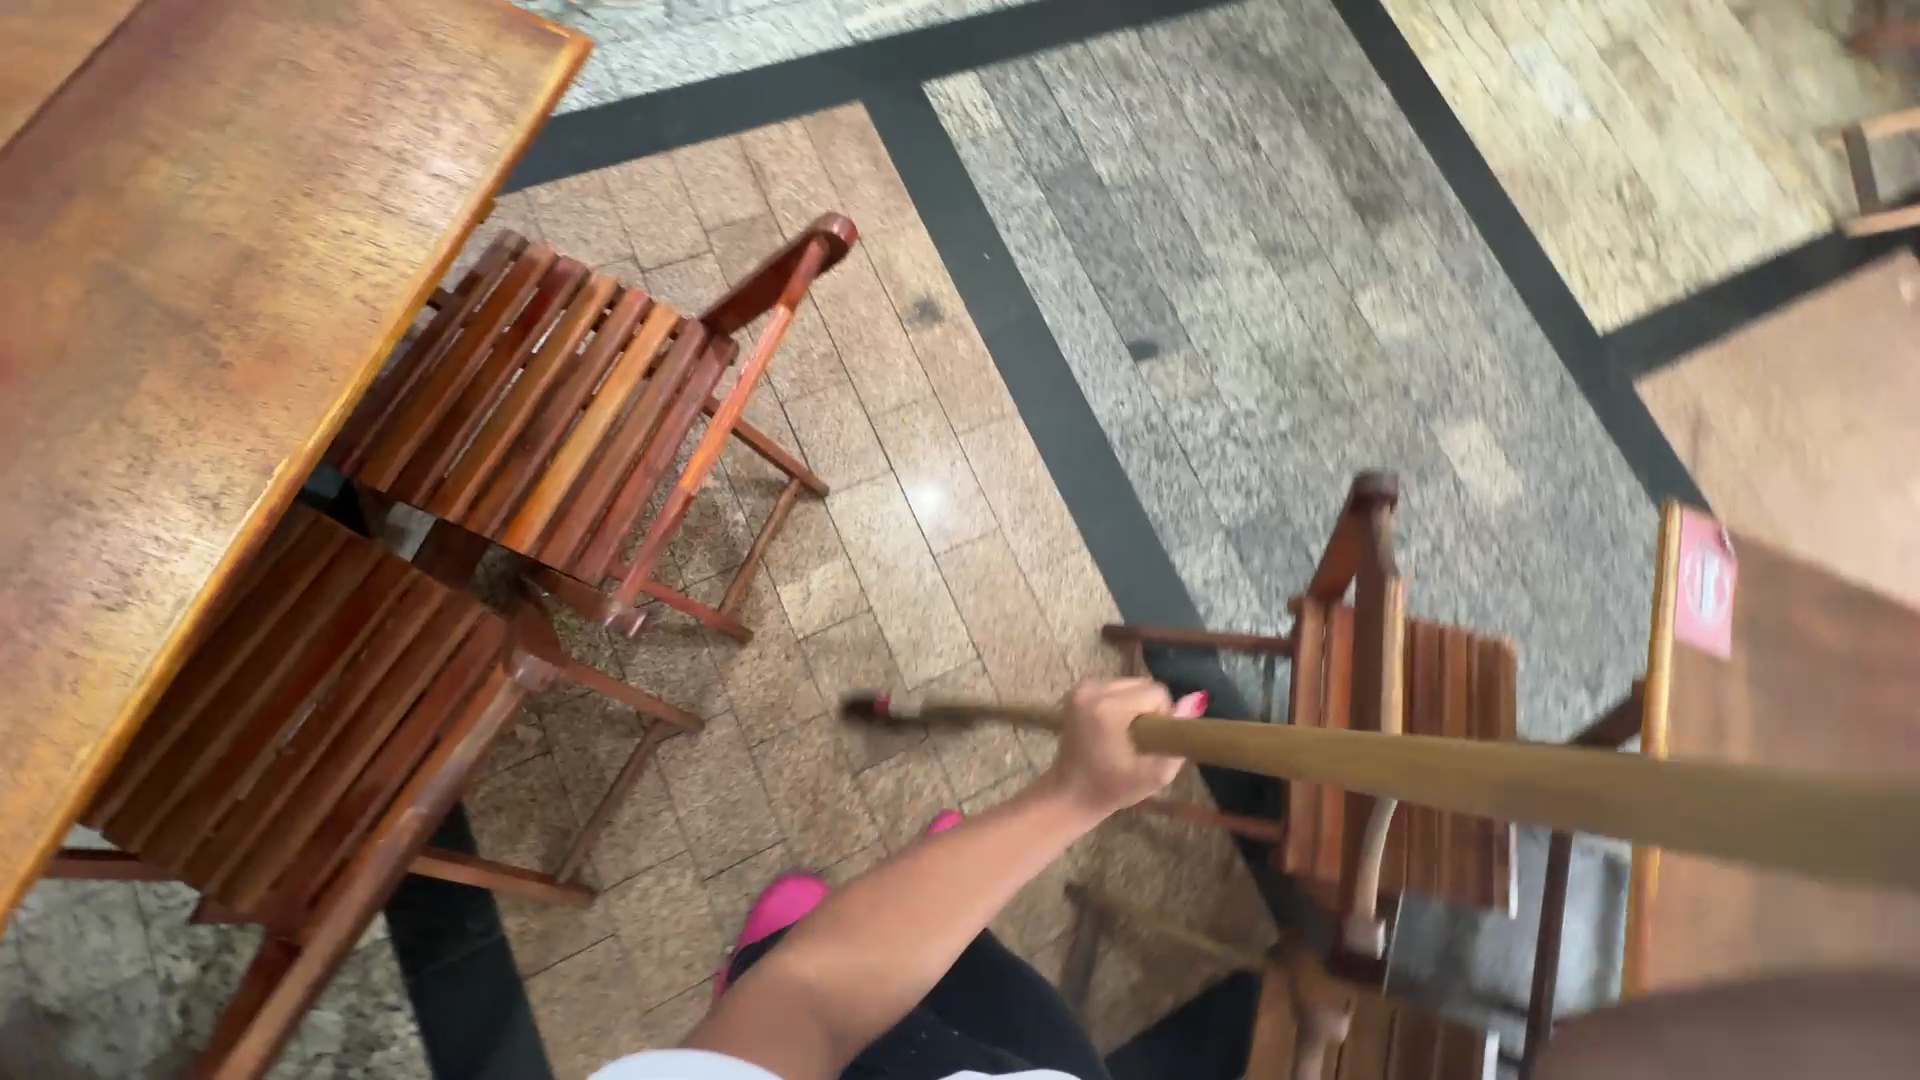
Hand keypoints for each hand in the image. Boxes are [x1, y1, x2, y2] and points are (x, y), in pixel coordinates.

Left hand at [1045, 678, 1204, 817]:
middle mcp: (1092, 690)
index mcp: (1108, 708)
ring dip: (1136, 705)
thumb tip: (1197, 698)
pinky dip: (1122, 703)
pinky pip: (1114, 688)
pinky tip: (1115, 729)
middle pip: (1142, 683)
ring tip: (1127, 736)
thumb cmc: (1113, 789)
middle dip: (1150, 708)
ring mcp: (1082, 689)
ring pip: (1129, 684)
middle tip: (1142, 740)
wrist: (1071, 793)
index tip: (1155, 740)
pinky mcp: (1077, 692)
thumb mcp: (1155, 773)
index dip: (1164, 715)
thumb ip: (1178, 735)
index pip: (1156, 692)